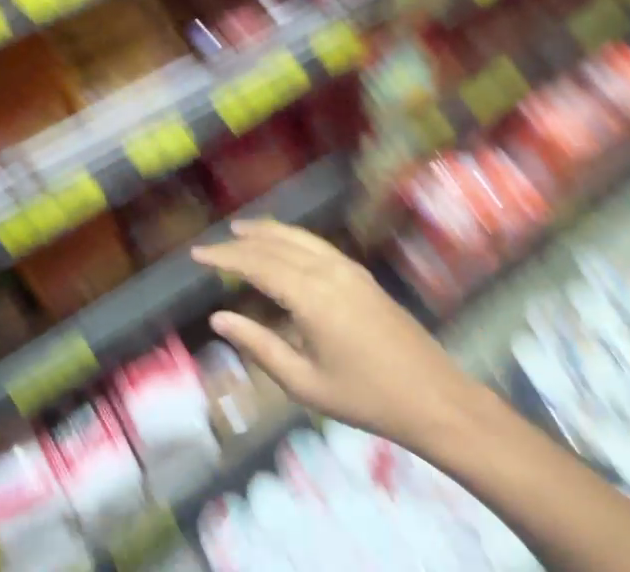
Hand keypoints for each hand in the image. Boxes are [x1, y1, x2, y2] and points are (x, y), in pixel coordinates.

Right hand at [192, 220, 491, 447]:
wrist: (433, 398)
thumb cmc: (365, 398)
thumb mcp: (304, 383)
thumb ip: (259, 346)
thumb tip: (219, 317)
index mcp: (312, 297)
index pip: (257, 264)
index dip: (224, 257)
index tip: (196, 254)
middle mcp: (329, 272)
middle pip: (276, 245)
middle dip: (241, 242)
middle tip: (211, 245)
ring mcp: (350, 271)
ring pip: (300, 239)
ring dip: (268, 232)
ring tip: (242, 230)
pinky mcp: (363, 277)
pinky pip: (318, 246)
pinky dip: (292, 239)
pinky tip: (284, 246)